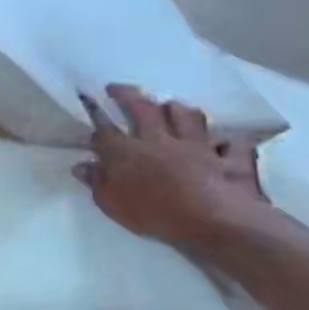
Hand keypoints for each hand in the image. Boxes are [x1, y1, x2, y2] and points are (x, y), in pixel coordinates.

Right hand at [75, 84, 273, 250]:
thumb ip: (96, 182)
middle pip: (141, 107)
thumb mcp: (111, 203)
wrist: (210, 221)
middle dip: (126, 94)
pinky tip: (222, 139)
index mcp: (124, 150)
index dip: (94, 112)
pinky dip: (225, 140)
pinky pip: (227, 144)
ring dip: (174, 108)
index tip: (87, 100)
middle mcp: (155, 139)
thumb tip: (80, 166)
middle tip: (117, 88)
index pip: (103, 127)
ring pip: (183, 115)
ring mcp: (191, 145)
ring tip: (168, 105)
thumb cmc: (153, 214)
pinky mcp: (220, 158)